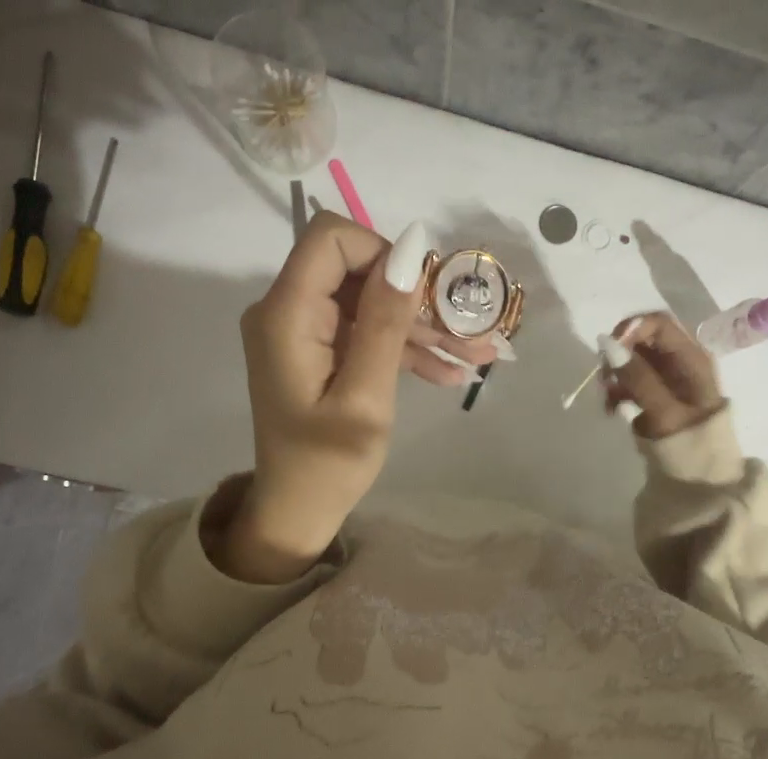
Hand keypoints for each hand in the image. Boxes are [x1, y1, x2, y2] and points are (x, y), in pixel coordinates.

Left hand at [220, 213, 442, 583]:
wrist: (298, 510)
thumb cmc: (328, 464)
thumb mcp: (366, 396)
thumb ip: (386, 322)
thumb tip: (411, 250)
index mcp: (287, 314)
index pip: (333, 239)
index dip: (385, 254)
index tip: (428, 295)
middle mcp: (288, 310)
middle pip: (358, 270)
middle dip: (416, 297)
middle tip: (471, 329)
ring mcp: (304, 331)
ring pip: (370, 303)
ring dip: (422, 328)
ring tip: (480, 355)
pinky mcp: (319, 350)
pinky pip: (366, 333)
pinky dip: (405, 349)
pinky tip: (451, 372)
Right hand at [602, 312, 726, 439]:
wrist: (704, 485)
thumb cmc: (691, 448)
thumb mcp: (664, 414)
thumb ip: (638, 378)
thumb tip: (607, 344)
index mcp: (693, 359)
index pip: (658, 323)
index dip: (630, 329)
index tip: (606, 353)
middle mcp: (683, 363)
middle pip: (643, 340)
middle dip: (618, 356)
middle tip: (602, 381)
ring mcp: (671, 381)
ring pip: (635, 362)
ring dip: (616, 376)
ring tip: (607, 403)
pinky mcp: (659, 398)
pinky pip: (634, 383)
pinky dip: (620, 391)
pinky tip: (613, 410)